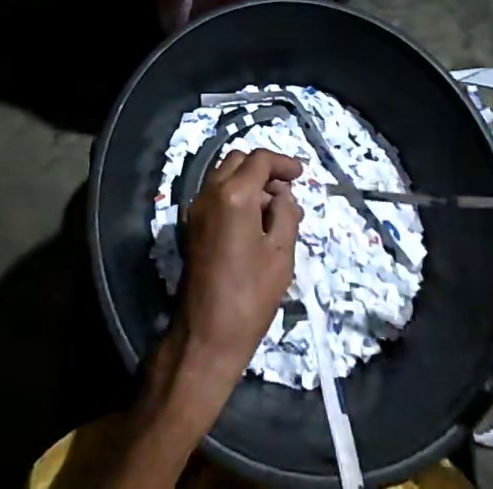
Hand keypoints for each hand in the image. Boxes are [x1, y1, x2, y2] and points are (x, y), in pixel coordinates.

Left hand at [105, 149, 302, 488]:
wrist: (206, 333)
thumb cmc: (250, 294)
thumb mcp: (281, 253)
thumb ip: (286, 213)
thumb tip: (283, 194)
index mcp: (233, 195)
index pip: (259, 160)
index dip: (283, 162)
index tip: (301, 174)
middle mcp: (208, 193)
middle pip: (237, 161)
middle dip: (263, 169)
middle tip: (287, 191)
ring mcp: (195, 209)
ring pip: (223, 176)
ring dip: (248, 182)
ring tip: (275, 210)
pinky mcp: (192, 225)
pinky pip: (215, 195)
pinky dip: (235, 196)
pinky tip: (254, 222)